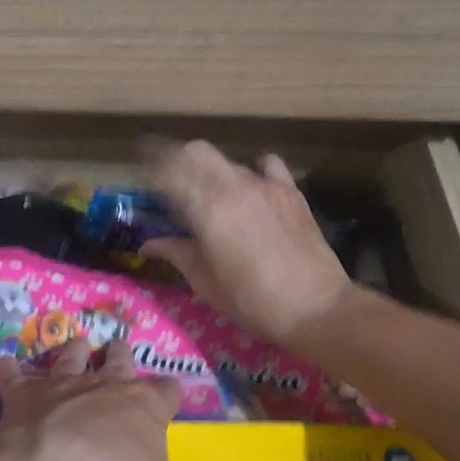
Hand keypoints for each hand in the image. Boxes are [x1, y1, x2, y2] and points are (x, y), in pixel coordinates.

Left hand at [0, 340, 269, 460]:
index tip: (174, 390)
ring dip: (72, 351)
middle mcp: (103, 387)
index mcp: (144, 409)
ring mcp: (59, 387)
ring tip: (76, 343)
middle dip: (120, 354)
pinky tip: (5, 363)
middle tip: (120, 344)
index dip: (171, 390)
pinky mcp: (21, 397)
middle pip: (116, 361)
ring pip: (68, 358)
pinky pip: (13, 375)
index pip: (166, 391)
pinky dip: (9, 371)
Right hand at [141, 140, 358, 345]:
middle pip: (196, 151)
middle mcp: (233, 187)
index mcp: (206, 209)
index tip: (144, 179)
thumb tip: (148, 245)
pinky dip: (254, 170)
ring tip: (209, 191)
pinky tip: (252, 188)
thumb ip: (176, 253)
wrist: (316, 309)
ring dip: (212, 170)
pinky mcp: (290, 192)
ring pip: (228, 160)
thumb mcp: (205, 282)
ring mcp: (265, 186)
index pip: (169, 172)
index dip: (151, 171)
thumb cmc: (252, 301)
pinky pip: (268, 165)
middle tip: (169, 180)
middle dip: (177, 160)